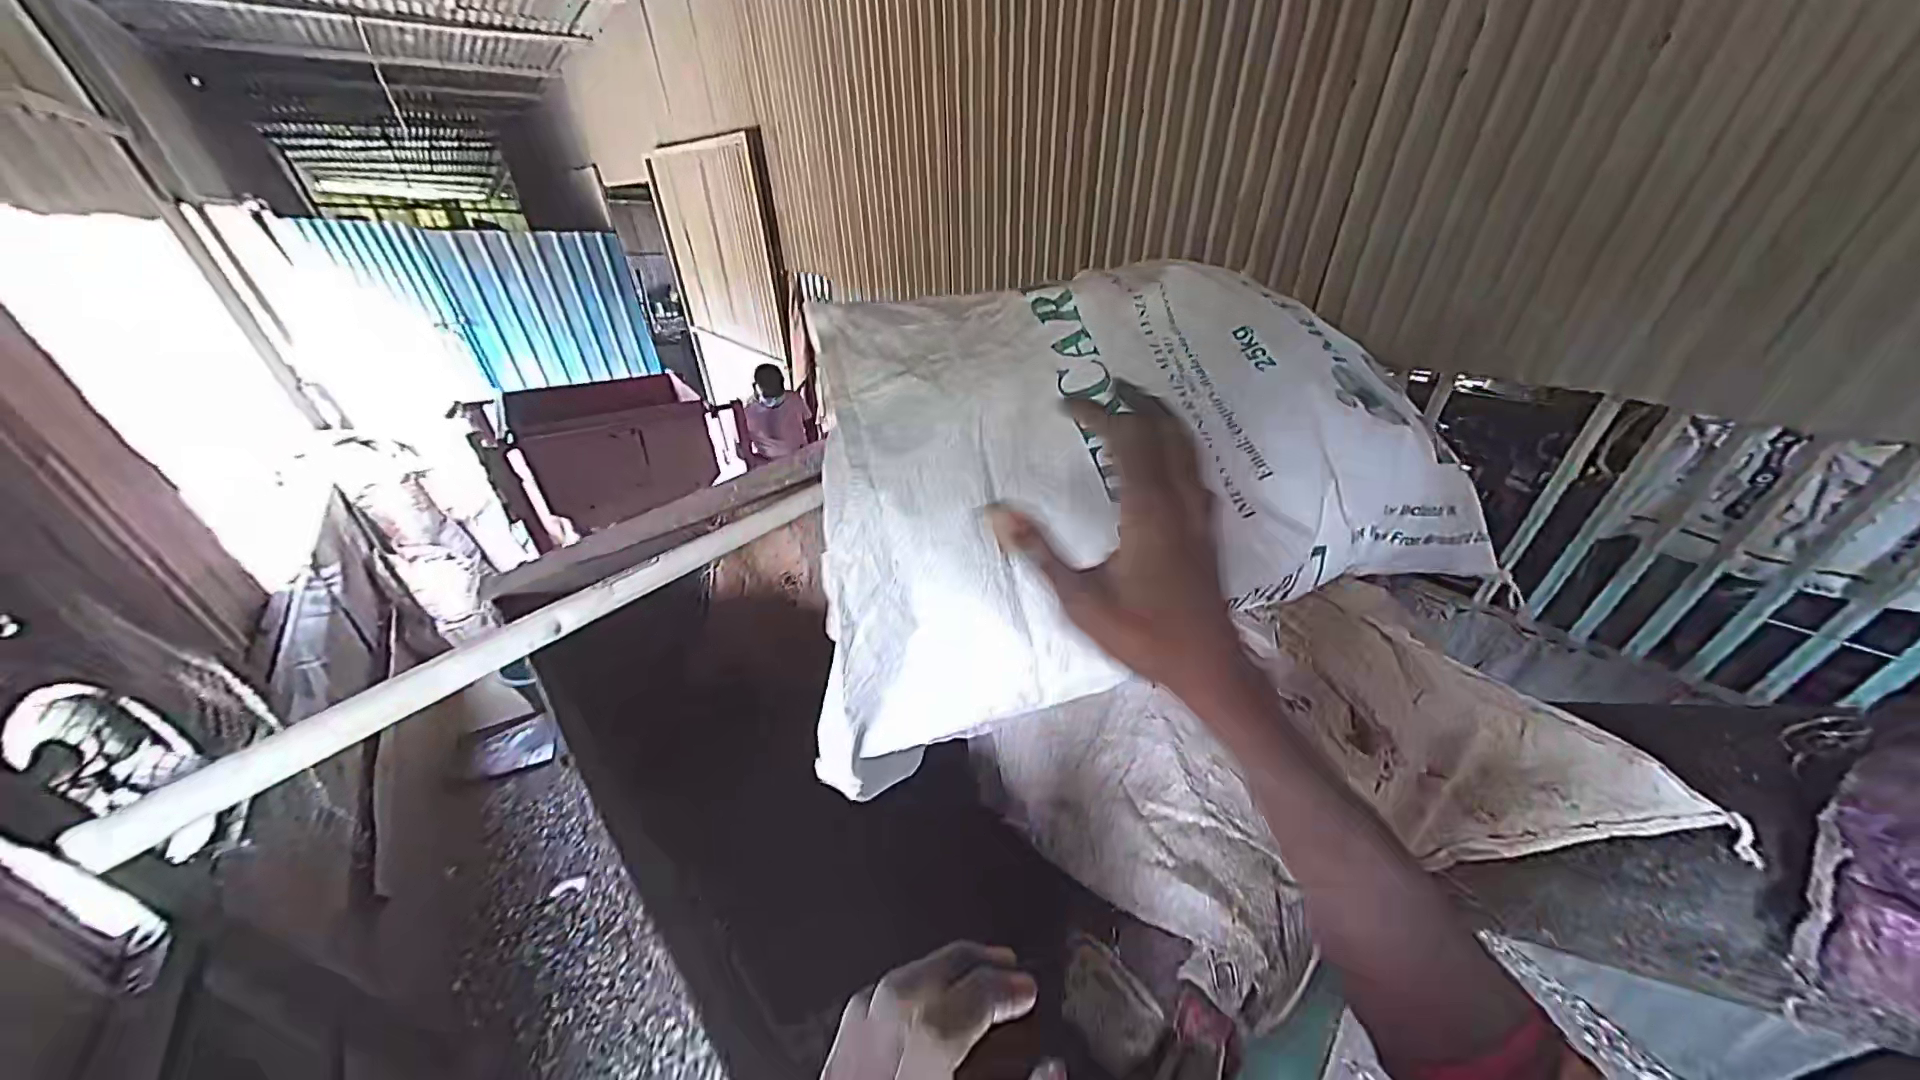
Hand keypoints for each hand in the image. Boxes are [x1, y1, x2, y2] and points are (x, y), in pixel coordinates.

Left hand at [822, 941, 1048, 1079]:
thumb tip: (1053, 1067)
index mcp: (913, 1071)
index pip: (949, 1022)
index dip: (996, 996)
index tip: (1027, 991)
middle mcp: (871, 1062)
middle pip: (912, 991)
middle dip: (968, 965)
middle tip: (1008, 966)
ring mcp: (845, 1058)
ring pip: (884, 990)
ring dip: (935, 970)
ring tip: (972, 969)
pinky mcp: (831, 1061)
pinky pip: (862, 1008)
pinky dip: (899, 990)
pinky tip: (922, 991)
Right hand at [987, 381, 1241, 693]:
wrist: (1206, 665)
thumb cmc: (1141, 635)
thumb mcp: (1080, 599)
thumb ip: (1039, 552)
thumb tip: (996, 515)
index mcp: (1148, 511)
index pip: (1126, 439)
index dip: (1096, 413)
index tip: (1067, 405)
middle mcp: (1179, 501)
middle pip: (1163, 428)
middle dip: (1133, 399)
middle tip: (1104, 385)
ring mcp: (1199, 513)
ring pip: (1186, 444)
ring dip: (1158, 416)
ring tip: (1130, 405)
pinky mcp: (1207, 527)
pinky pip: (1193, 467)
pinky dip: (1174, 445)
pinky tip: (1159, 458)